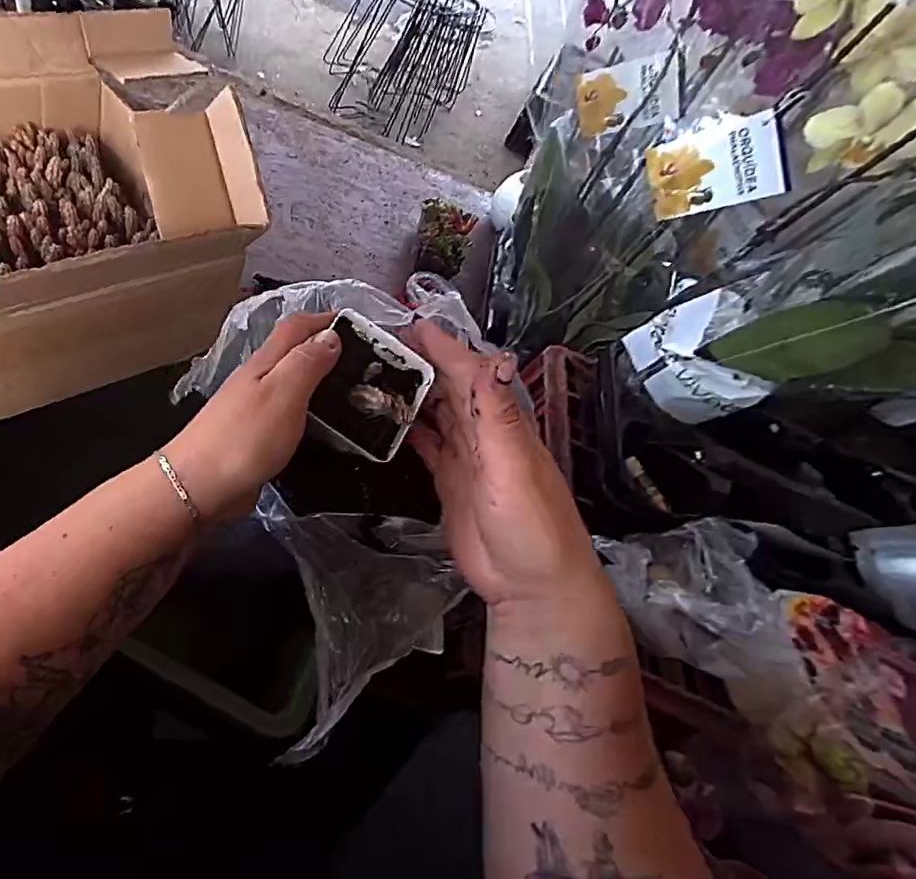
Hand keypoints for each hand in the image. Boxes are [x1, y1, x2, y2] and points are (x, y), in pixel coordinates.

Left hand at [162, 312, 339, 523]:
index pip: (296, 327)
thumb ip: (306, 362)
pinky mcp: (255, 436)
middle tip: (362, 361)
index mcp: (265, 363)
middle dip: (325, 347)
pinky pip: (288, 412)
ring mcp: (254, 408)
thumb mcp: (282, 393)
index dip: (324, 319)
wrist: (196, 487)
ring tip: (350, 392)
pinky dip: (308, 410)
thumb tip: (330, 335)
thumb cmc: (243, 438)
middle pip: (294, 352)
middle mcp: (258, 379)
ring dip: (318, 379)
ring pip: (291, 382)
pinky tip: (323, 425)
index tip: (356, 323)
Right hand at [405, 319, 607, 611]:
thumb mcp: (515, 469)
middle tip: (388, 343)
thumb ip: (499, 416)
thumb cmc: (533, 529)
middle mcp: (485, 436)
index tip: (415, 326)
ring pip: (439, 413)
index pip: (471, 374)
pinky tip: (394, 420)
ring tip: (383, 373)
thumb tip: (495, 358)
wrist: (532, 589)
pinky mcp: (451, 484)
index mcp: (504, 425)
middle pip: (452, 388)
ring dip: (416, 392)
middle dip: (425, 362)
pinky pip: (429, 446)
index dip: (445, 348)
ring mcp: (467, 460)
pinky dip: (413, 430)